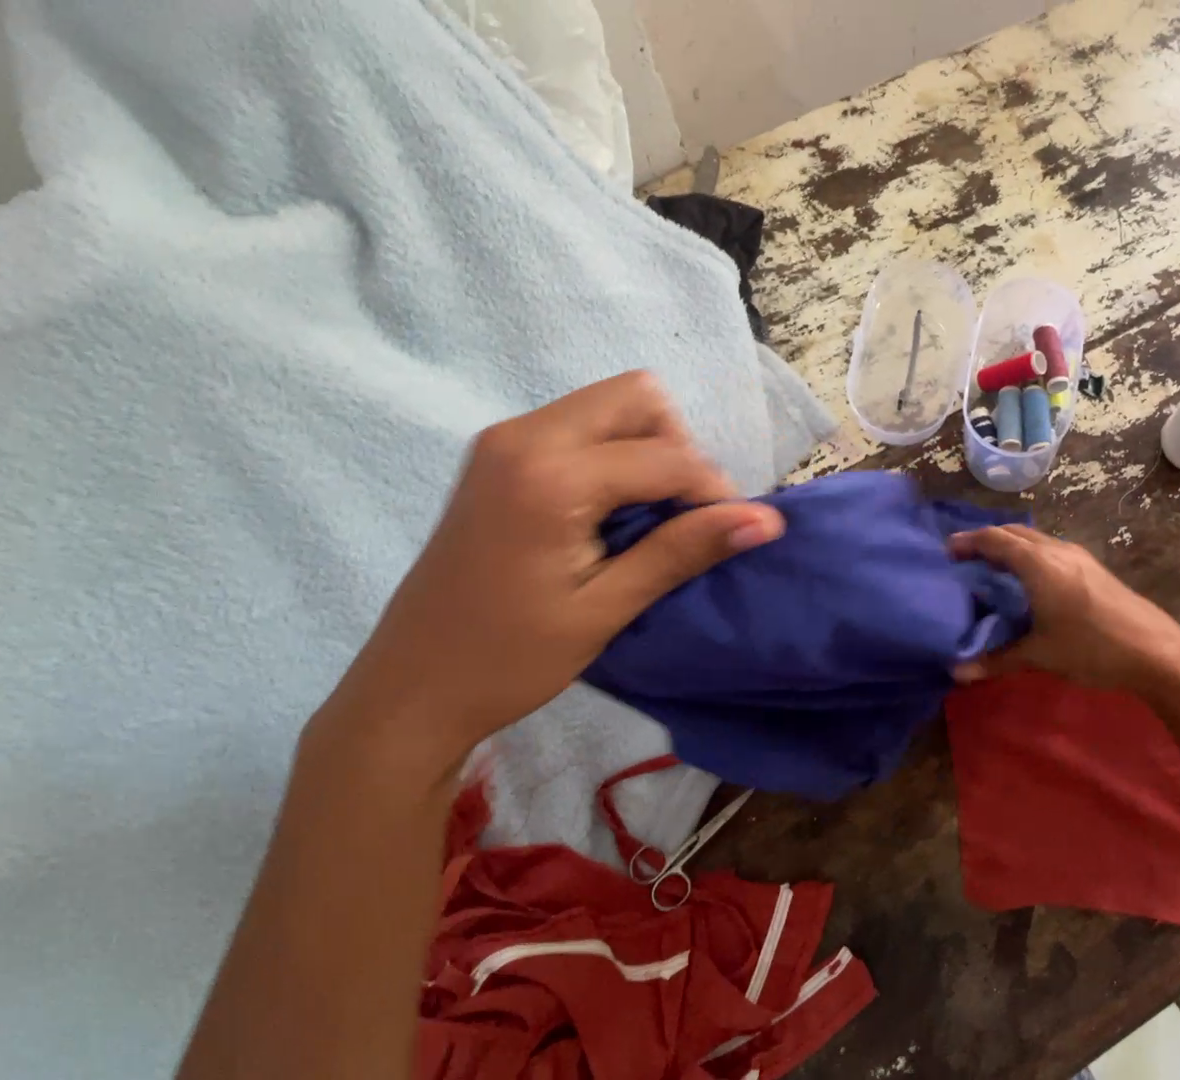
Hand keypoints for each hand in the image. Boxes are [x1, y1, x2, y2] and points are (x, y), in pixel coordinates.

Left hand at [323, 372, 783, 767]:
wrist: (411, 687)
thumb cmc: (509, 659)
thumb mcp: (606, 608)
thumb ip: (684, 550)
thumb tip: (767, 520)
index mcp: (549, 474)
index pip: (665, 455)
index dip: (713, 493)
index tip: (732, 537)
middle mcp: (522, 435)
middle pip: (637, 397)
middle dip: (678, 449)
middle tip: (679, 516)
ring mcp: (504, 441)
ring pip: (609, 406)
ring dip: (648, 450)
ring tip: (649, 519)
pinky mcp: (499, 457)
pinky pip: (580, 427)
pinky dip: (615, 456)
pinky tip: (613, 514)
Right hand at [948, 525, 1179, 692]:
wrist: (1156, 652)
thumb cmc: (1092, 648)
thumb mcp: (1040, 655)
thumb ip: (997, 659)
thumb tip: (957, 672)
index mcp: (1039, 563)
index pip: (994, 540)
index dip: (967, 542)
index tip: (945, 553)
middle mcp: (1057, 551)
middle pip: (1014, 533)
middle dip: (987, 542)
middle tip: (964, 562)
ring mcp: (1079, 557)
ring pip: (1035, 541)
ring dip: (1011, 549)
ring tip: (991, 572)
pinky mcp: (1093, 569)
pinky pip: (1050, 551)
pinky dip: (1030, 558)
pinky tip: (1028, 585)